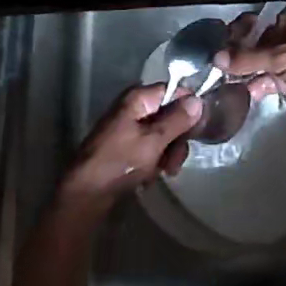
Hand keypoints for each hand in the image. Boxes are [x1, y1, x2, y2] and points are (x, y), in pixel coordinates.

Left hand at [60, 84, 203, 211]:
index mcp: (138, 98)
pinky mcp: (127, 146)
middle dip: (178, 138)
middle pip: (170, 114)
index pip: (174, 91)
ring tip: (164, 172)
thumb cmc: (119, 163)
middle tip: (175, 161)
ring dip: (168, 153)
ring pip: (163, 134)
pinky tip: (151, 176)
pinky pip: (151, 147)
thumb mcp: (153, 141)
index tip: (199, 129)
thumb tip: (198, 100)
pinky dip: (155, 160)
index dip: (189, 107)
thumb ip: (177, 120)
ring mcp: (130, 127)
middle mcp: (134, 108)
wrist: (86, 194)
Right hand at [215, 11, 285, 118]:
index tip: (217, 46)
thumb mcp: (284, 58)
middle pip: (254, 44)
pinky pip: (267, 80)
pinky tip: (241, 93)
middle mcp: (285, 37)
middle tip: (214, 68)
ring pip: (259, 64)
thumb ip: (249, 59)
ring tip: (222, 83)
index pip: (254, 22)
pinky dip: (255, 86)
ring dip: (243, 73)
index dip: (235, 32)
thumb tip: (216, 58)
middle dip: (236, 56)